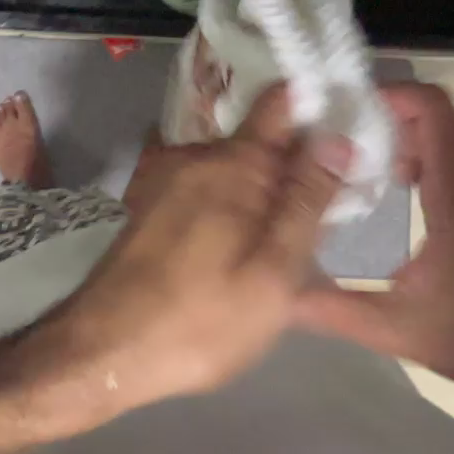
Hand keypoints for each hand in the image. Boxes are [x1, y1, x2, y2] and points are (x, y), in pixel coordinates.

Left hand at [33, 85, 352, 413]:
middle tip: (332, 197)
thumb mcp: (273, 272)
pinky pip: (208, 185)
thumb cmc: (201, 320)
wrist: (105, 350)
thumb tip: (337, 139)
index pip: (279, 103)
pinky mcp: (152, 202)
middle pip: (258, 136)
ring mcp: (167, 177)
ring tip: (292, 228)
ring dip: (264, 183)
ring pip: (233, 165)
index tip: (348, 124)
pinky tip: (243, 240)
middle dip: (295, 155)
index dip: (315, 106)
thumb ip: (306, 202)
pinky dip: (233, 199)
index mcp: (231, 164)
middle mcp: (195, 156)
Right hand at [295, 83, 453, 398]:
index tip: (347, 111)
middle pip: (431, 114)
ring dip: (396, 133)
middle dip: (381, 115)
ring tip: (354, 157)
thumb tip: (277, 286)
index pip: (434, 113)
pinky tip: (386, 180)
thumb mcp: (391, 330)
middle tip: (336, 135)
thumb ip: (331, 309)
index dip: (392, 96)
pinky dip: (413, 149)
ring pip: (439, 131)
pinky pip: (448, 149)